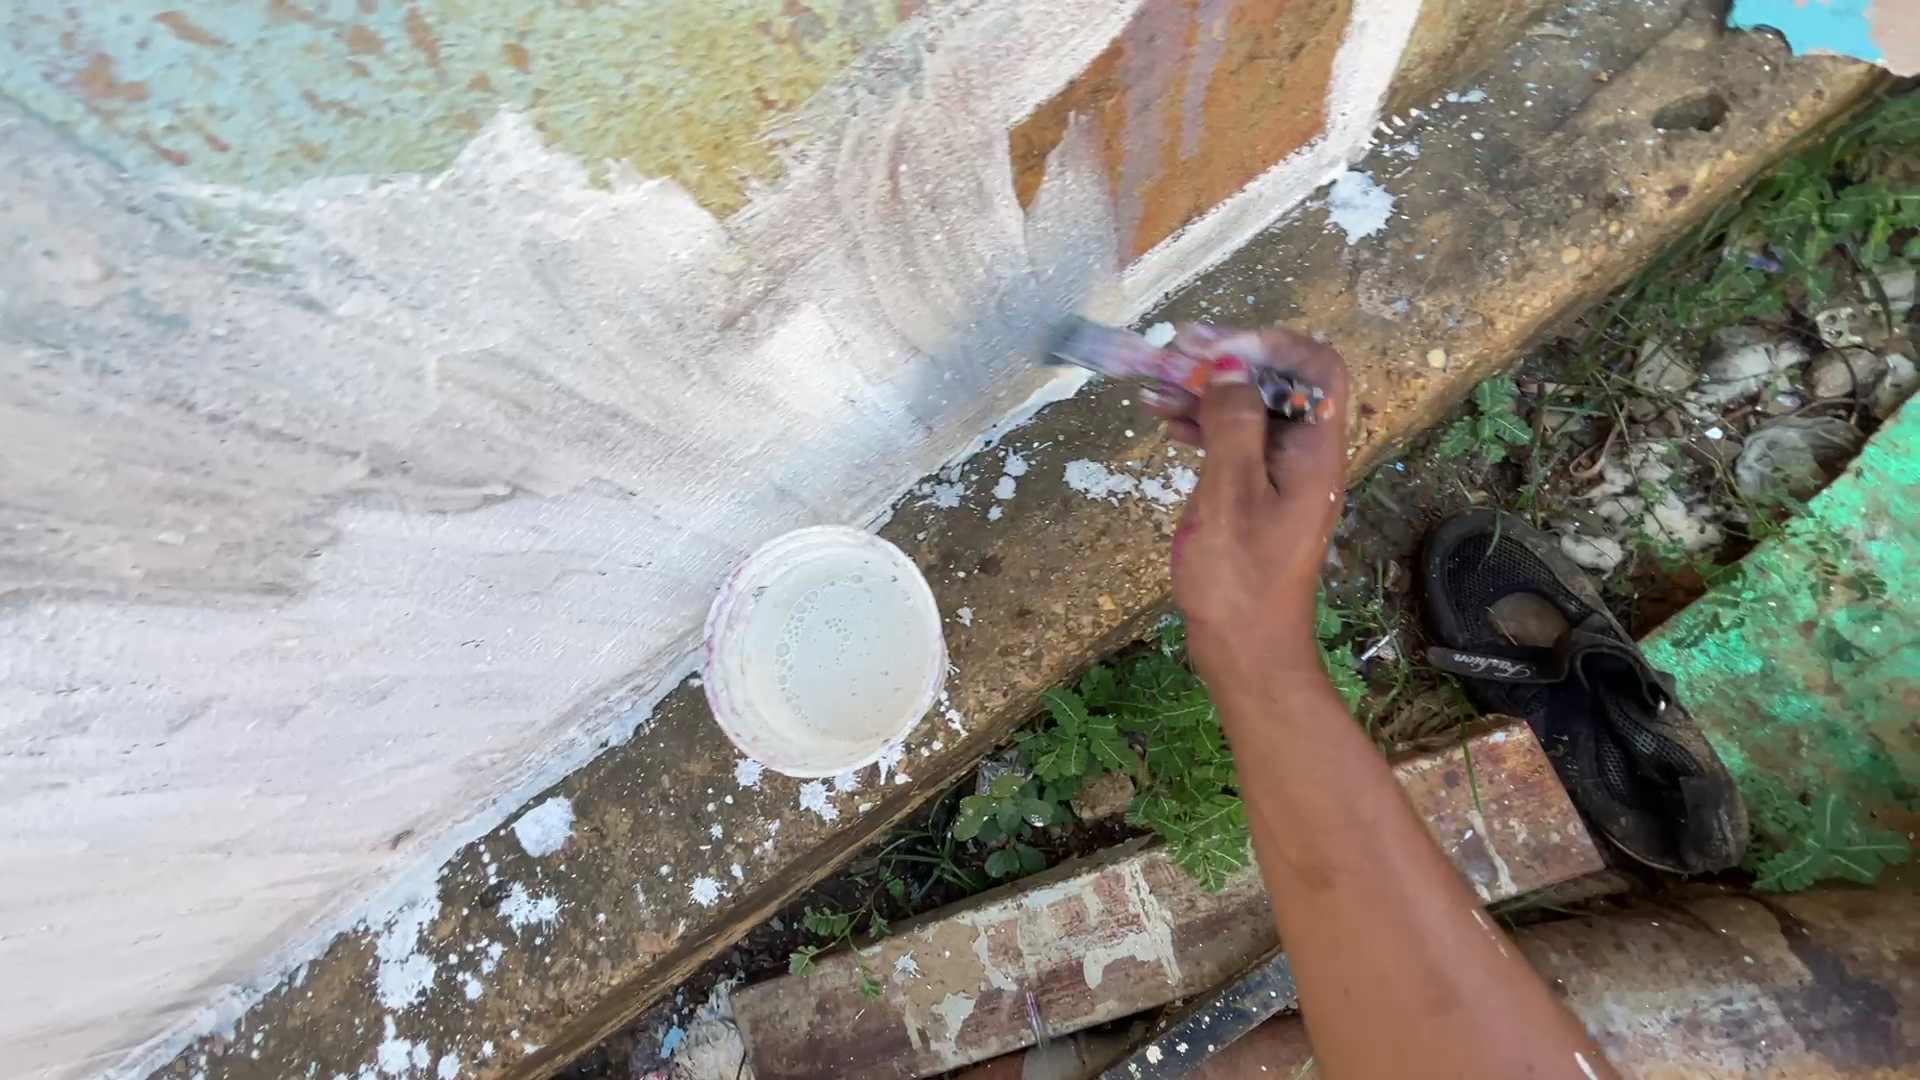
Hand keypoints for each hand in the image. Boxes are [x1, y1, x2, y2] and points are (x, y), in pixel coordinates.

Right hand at [1139, 324, 1351, 686]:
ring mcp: (1277, 475)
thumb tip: (1228, 364)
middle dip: (1224, 363)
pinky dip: (1200, 427)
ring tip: (1151, 386)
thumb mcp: (1229, 494)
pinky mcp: (1253, 494)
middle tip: (1171, 352)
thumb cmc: (1238, 576)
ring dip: (1202, 393)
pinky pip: (1231, 444)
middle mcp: (1304, 454)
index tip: (1212, 349)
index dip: (1267, 344)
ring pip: (1246, 412)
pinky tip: (1165, 422)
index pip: (1315, 367)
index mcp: (1315, 450)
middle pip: (1274, 385)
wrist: (1244, 646)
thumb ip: (1232, 423)